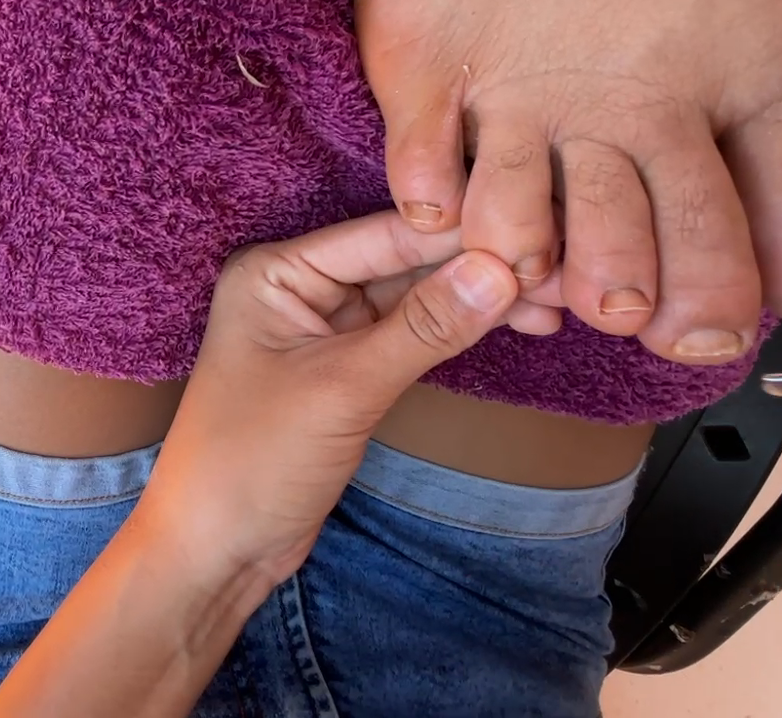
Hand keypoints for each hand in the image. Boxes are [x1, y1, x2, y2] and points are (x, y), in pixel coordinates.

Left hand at [135, 211, 519, 587]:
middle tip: (563, 271)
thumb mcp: (343, 388)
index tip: (538, 234)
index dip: (458, 236)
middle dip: (474, 269)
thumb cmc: (255, 458)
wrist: (218, 546)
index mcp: (275, 270)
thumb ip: (423, 329)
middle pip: (398, 263)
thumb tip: (499, 270)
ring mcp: (321, 325)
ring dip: (474, 300)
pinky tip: (512, 322)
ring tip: (557, 301)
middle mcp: (296, 285)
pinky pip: (406, 334)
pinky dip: (454, 331)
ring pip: (409, 299)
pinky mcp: (342, 364)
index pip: (379, 237)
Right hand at [351, 0, 781, 362]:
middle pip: (654, 246)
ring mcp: (511, 75)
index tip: (750, 317)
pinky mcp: (416, 45)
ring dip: (547, 271)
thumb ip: (780, 25)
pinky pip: (422, 166)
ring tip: (545, 290)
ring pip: (530, 229)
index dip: (774, 288)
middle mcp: (631, 88)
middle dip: (664, 300)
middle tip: (649, 318)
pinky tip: (440, 215)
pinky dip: (435, 205)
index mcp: (752, 46)